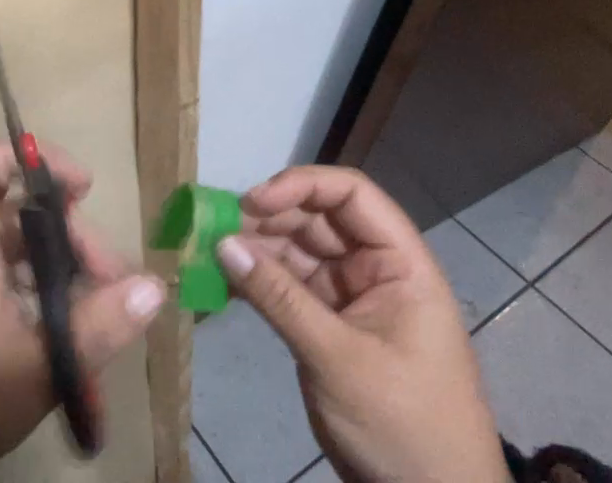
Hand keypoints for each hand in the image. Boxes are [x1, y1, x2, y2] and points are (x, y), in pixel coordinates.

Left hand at [0, 140, 164, 482]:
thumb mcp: (43, 362)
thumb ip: (101, 322)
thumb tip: (154, 286)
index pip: (40, 204)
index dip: (84, 234)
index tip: (115, 277)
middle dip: (45, 179)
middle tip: (85, 200)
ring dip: (36, 223)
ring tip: (79, 267)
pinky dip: (21, 254)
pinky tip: (52, 297)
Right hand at [214, 167, 508, 482]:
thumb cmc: (404, 425)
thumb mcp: (340, 360)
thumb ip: (280, 299)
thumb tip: (222, 243)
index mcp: (401, 265)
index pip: (352, 195)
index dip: (301, 186)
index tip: (252, 203)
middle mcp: (374, 270)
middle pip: (317, 219)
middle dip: (267, 217)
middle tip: (214, 227)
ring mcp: (348, 298)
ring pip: (296, 251)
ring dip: (254, 247)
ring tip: (207, 250)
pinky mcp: (326, 325)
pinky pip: (286, 286)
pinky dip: (255, 280)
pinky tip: (220, 278)